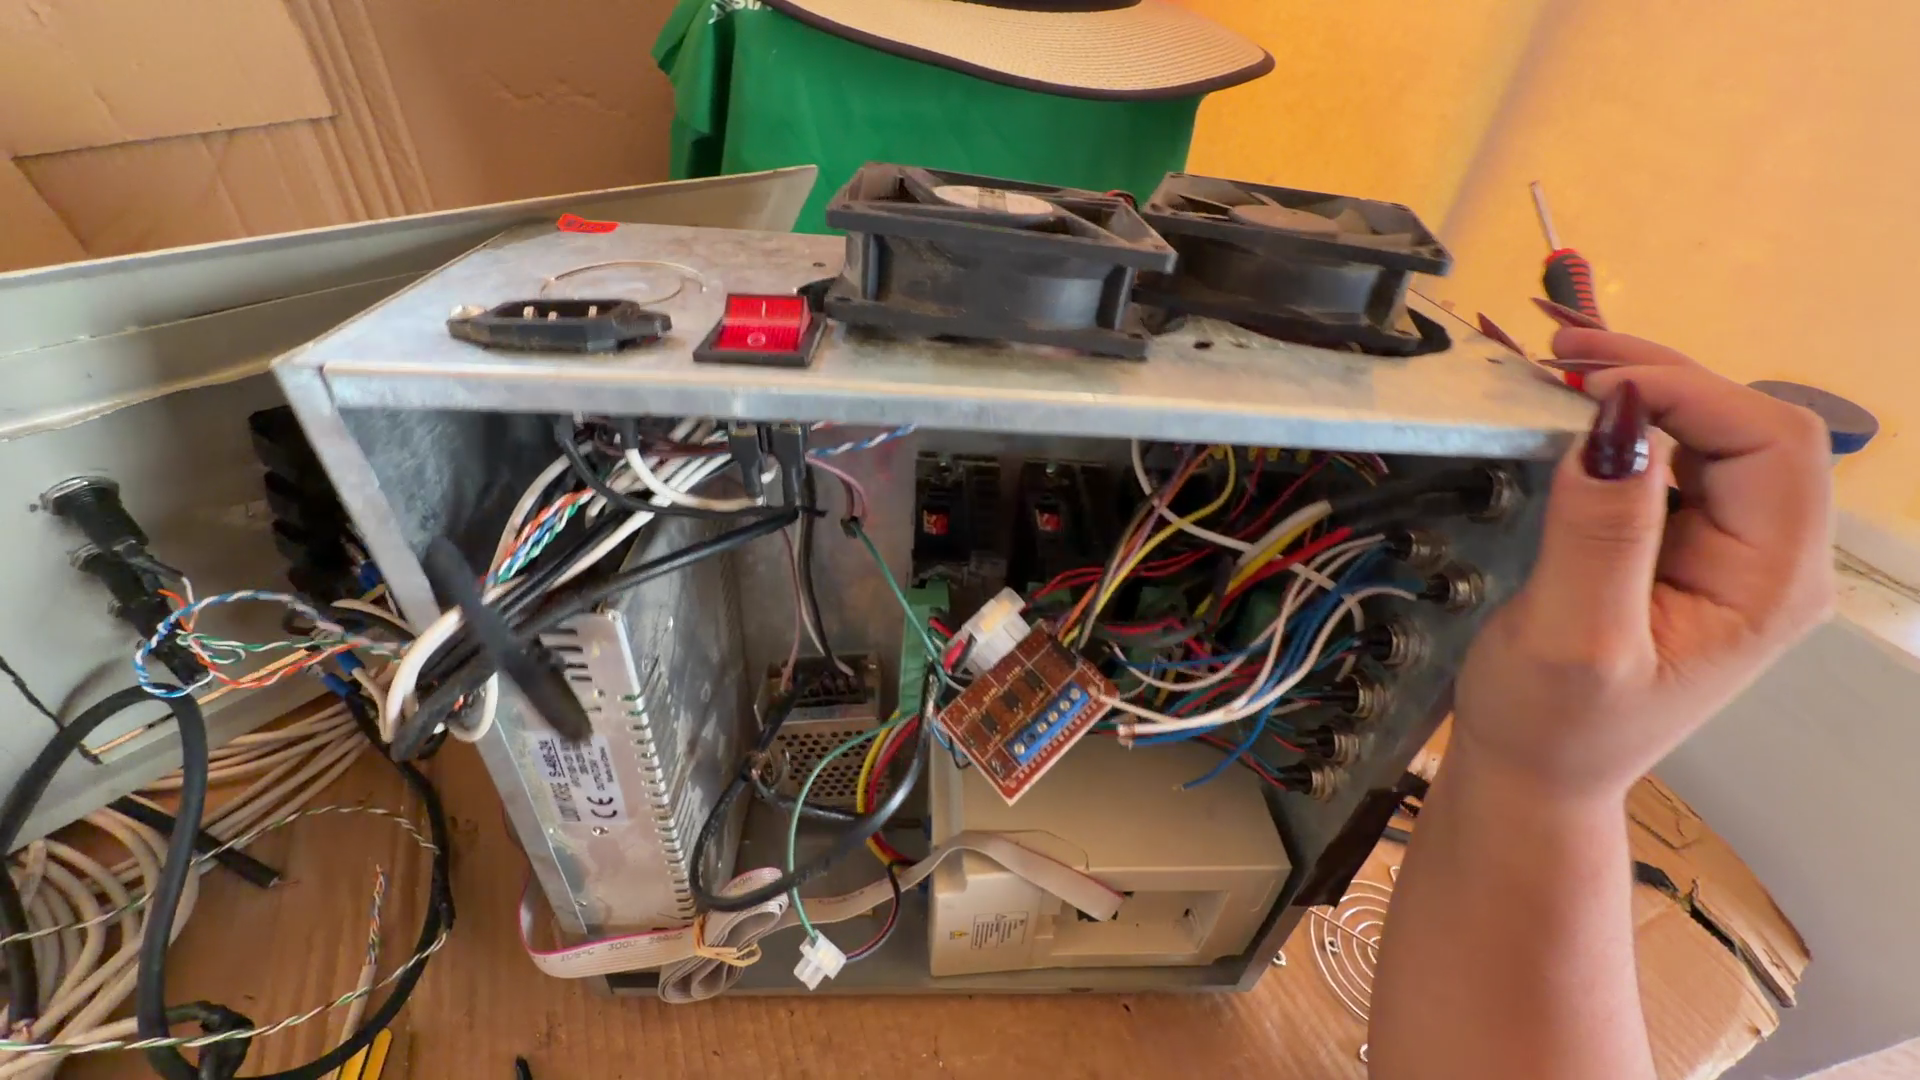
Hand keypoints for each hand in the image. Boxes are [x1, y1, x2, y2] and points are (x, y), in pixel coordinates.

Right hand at [1452, 328, 1834, 799]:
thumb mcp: (1572, 636)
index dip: (1685, 393)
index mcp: (1765, 582)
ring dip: (1642, 394)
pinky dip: (1620, 430)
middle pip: (1749, 430)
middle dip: (1664, 376)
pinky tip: (1571, 419)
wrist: (1533, 770)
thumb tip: (1611, 420)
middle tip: (1561, 351)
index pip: (1766, 445)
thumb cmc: (1551, 720)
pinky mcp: (1669, 554)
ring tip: (1560, 368)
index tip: (1581, 382)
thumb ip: (1600, 533)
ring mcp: (1718, 555)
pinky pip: (1666, 471)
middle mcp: (1762, 557)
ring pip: (1708, 441)